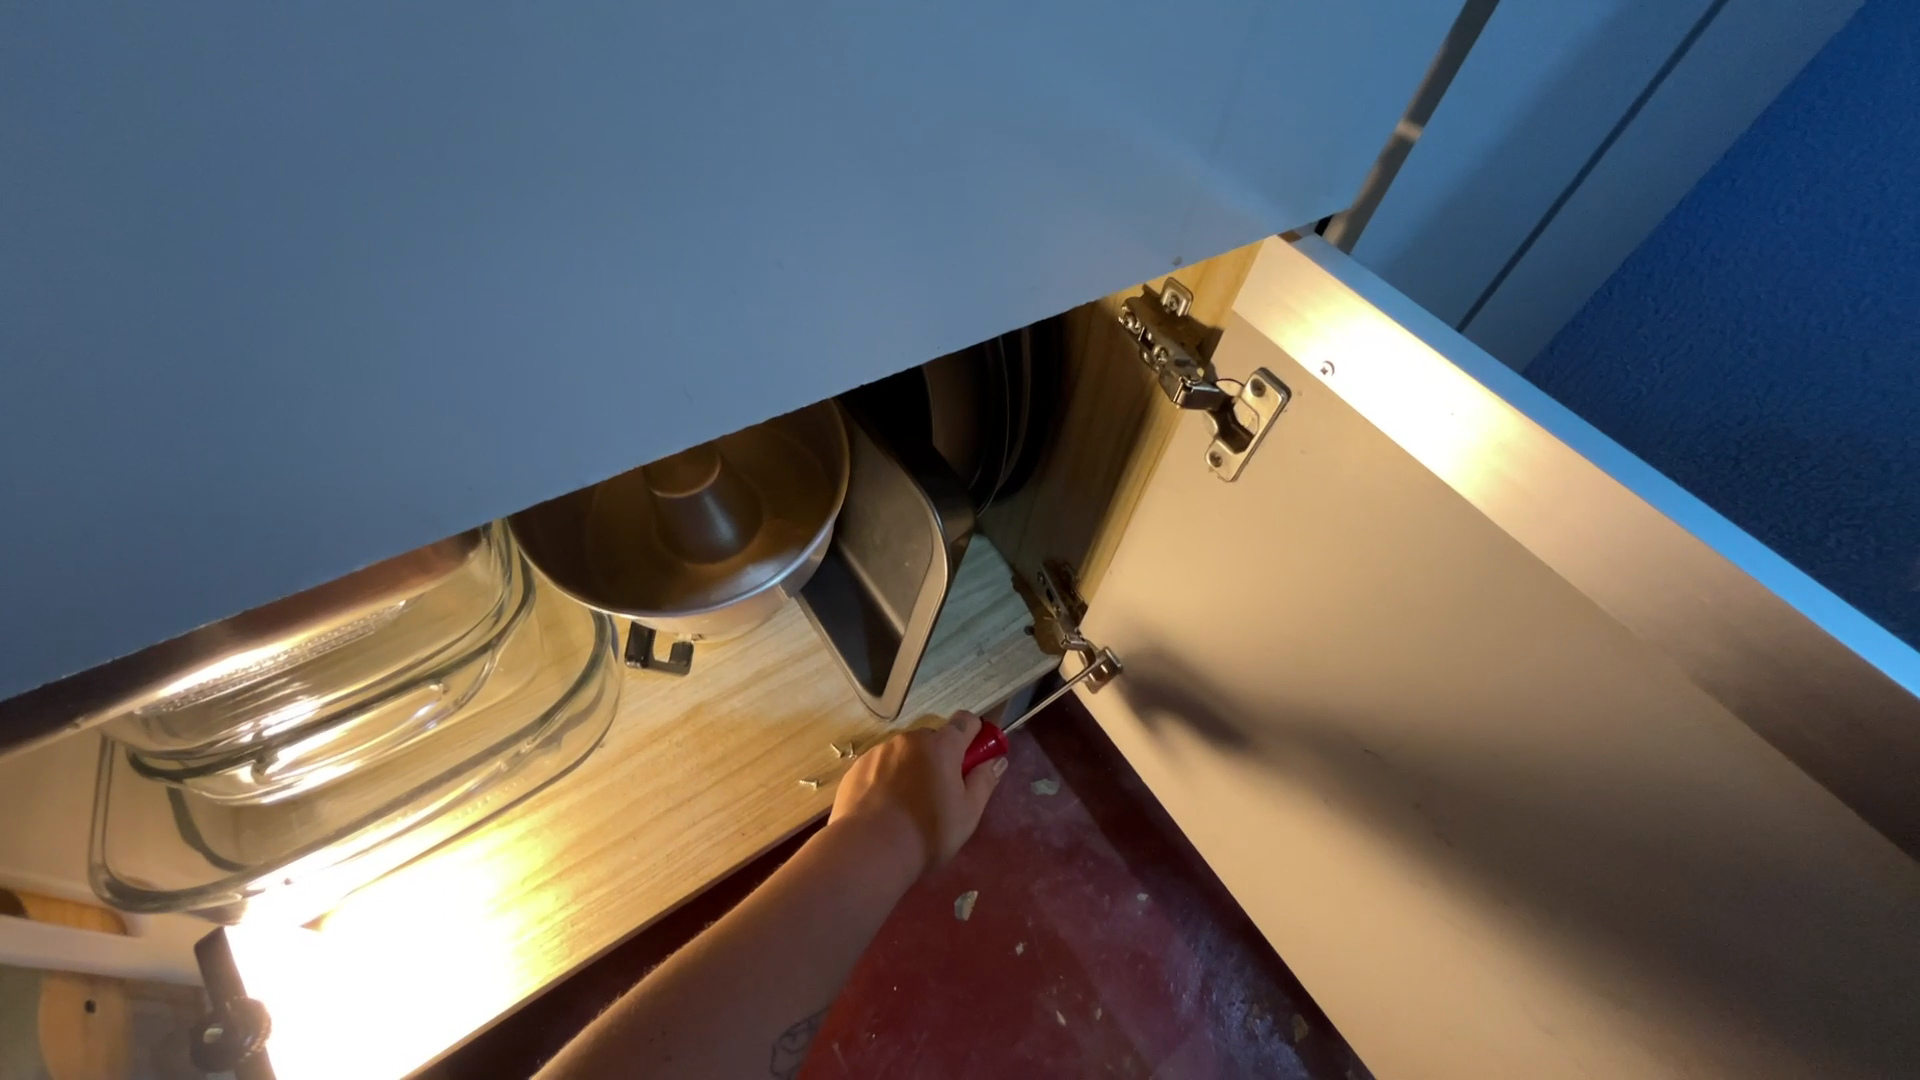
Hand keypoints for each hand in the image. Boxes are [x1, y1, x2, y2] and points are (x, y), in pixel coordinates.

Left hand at [828, 711, 1006, 876]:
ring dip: (911, 768)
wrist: (868, 850)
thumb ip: (984, 781)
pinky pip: (880, 766)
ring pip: (905, 753)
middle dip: (940, 758)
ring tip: (907, 805)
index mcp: (941, 745)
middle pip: (933, 739)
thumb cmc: (927, 832)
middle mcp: (910, 739)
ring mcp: (880, 751)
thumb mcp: (968, 812)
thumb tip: (996, 760)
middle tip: (940, 792)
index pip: (965, 721)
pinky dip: (886, 779)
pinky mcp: (858, 767)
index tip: (974, 758)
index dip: (974, 735)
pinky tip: (884, 808)